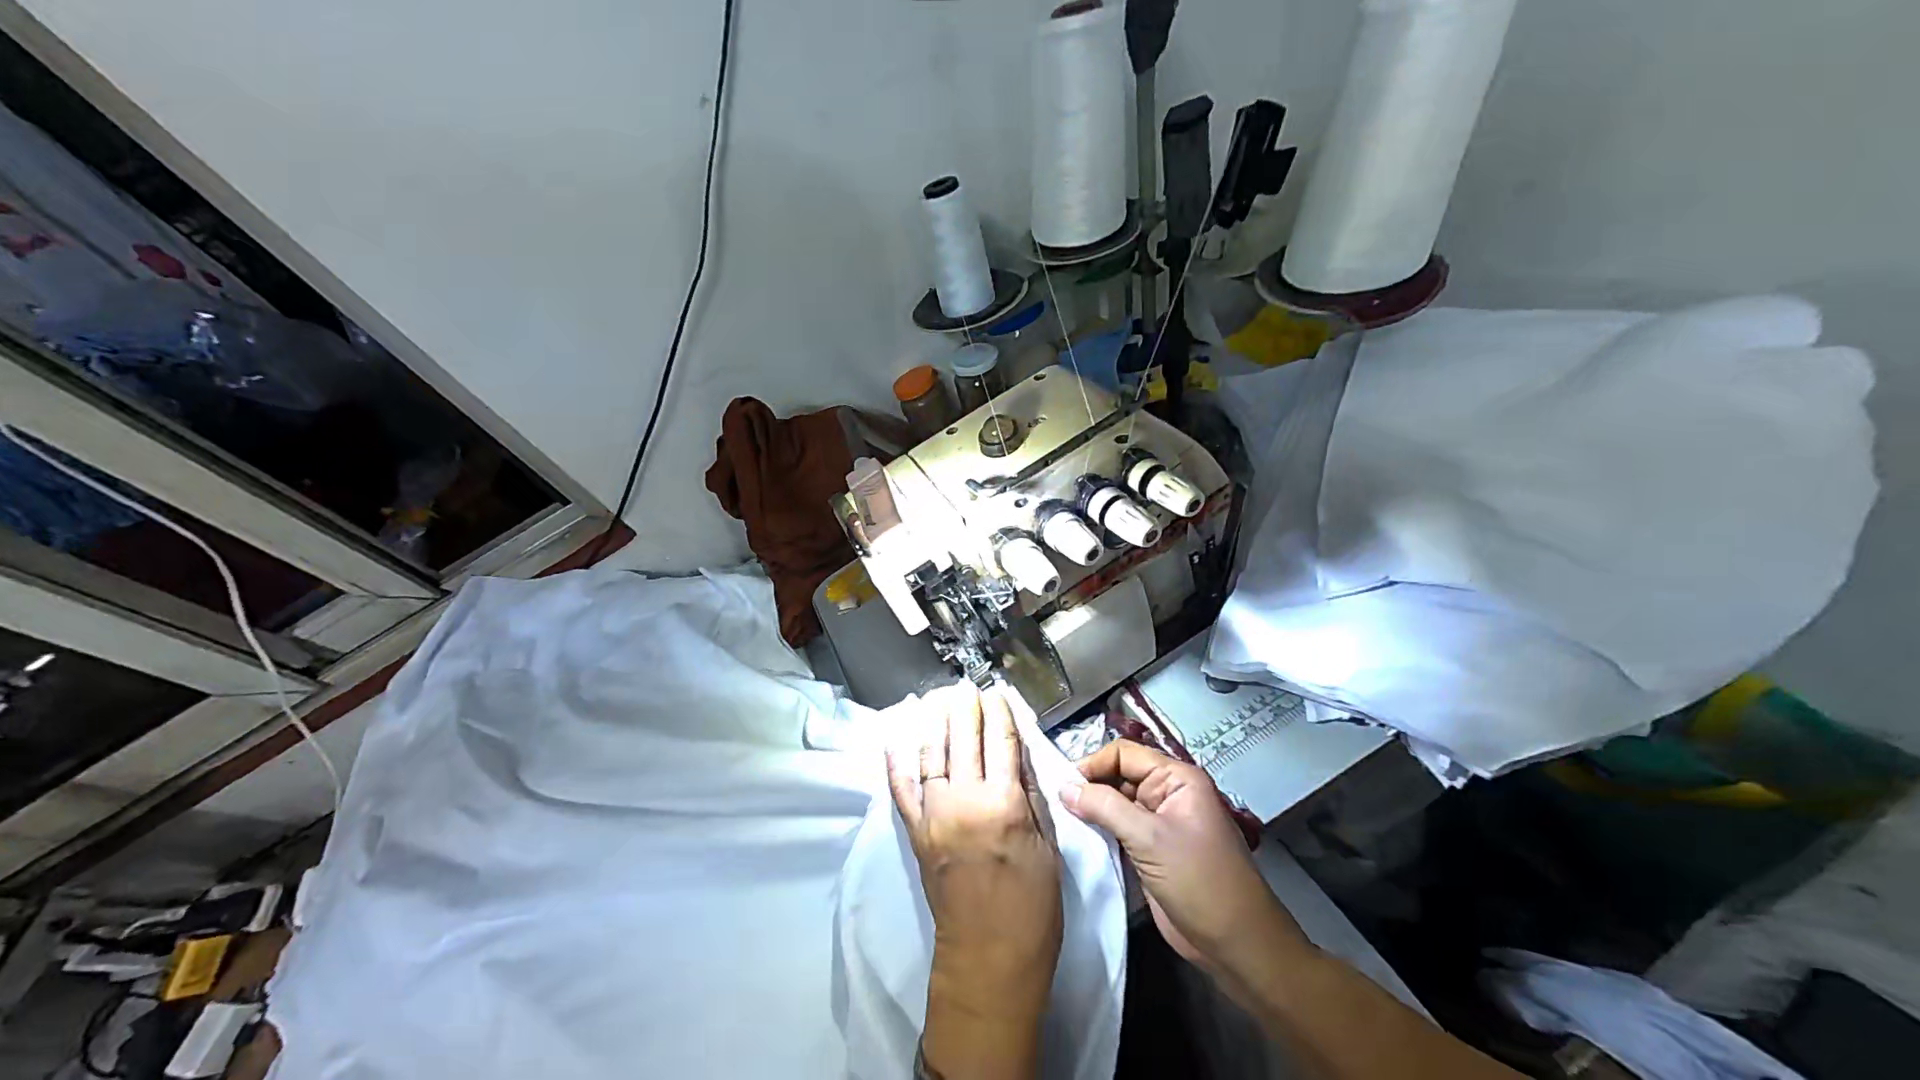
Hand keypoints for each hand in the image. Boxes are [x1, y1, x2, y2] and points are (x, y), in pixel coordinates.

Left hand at [888, 683, 1061, 1075]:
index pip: (1000, 742)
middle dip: (964, 709)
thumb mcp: (1048, 846)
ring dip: (934, 723)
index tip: (996, 693)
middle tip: (964, 687)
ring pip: (931, 756)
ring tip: (936, 700)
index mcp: (1004, 803)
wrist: (989, 956)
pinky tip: (896, 739)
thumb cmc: (1033, 906)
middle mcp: (965, 800)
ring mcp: (934, 815)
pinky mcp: (915, 833)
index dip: (999, 713)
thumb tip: (1018, 755)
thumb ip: (1030, 795)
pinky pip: (901, 790)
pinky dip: (897, 763)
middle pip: (963, 740)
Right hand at [1061, 739, 1304, 989]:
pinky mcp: (1150, 851)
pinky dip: (1099, 831)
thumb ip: (1105, 807)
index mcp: (1177, 779)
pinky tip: (1077, 838)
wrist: (1235, 944)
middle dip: (1089, 787)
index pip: (1125, 754)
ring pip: (1115, 804)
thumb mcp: (1150, 839)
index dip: (1093, 764)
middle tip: (1054, 803)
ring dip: (1091, 810)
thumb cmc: (1199, 882)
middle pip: (1118, 776)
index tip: (1061, 784)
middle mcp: (1167, 794)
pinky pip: (1118, 829)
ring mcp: (1159, 824)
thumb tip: (1063, 787)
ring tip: (1060, 819)